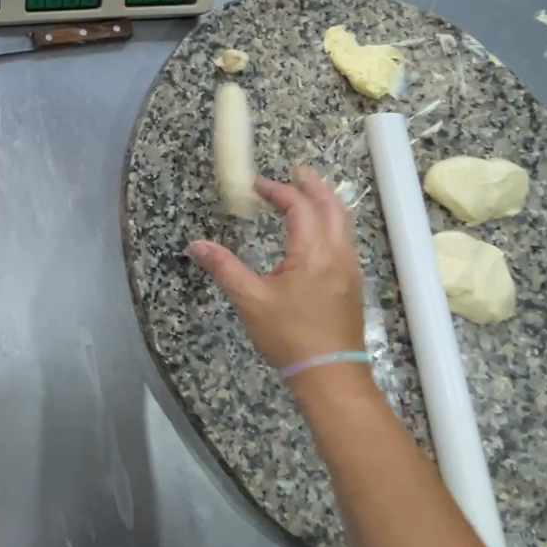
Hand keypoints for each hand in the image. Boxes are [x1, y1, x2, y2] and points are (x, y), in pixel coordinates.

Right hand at [188, 166, 365, 372]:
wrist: (330, 376)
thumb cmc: (289, 335)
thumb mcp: (249, 299)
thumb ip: (223, 267)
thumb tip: (196, 244)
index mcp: (315, 255)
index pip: (301, 209)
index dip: (279, 191)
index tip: (256, 185)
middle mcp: (339, 257)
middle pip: (334, 209)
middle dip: (315, 186)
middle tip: (295, 171)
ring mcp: (349, 271)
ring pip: (344, 225)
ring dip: (325, 204)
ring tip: (305, 194)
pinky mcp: (349, 285)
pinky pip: (343, 240)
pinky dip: (329, 223)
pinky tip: (313, 231)